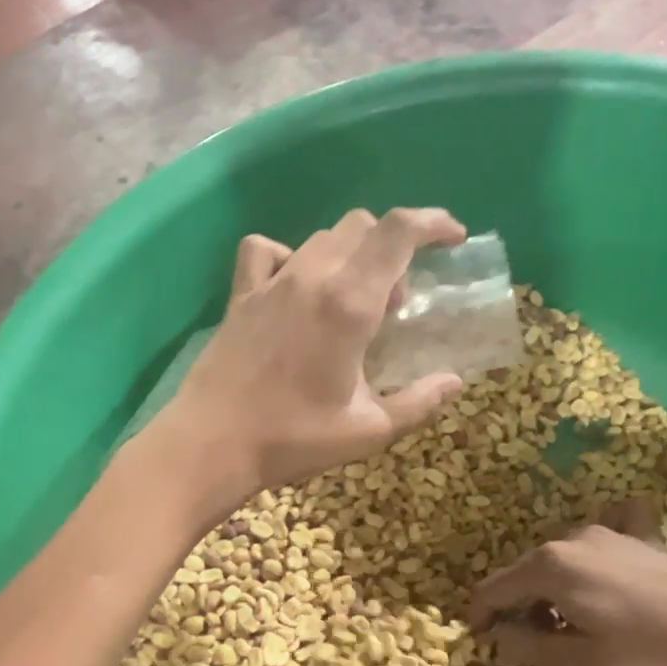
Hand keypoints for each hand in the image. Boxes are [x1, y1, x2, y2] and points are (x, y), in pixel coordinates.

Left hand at [159, 208, 469, 495]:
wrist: (212, 443)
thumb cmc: (294, 438)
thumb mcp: (368, 430)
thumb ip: (418, 402)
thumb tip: (454, 382)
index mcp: (350, 303)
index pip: (398, 232)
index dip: (433, 222)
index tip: (454, 238)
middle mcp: (312, 277)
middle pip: (363, 227)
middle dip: (393, 250)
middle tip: (395, 304)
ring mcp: (271, 282)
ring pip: (322, 237)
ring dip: (351, 255)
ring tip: (352, 303)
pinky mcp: (240, 295)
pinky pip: (266, 251)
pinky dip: (290, 256)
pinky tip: (296, 289)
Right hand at [469, 499, 666, 665]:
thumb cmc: (653, 654)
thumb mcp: (581, 662)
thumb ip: (527, 646)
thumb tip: (496, 637)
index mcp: (550, 566)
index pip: (492, 589)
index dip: (482, 620)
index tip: (486, 650)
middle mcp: (570, 539)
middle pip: (523, 575)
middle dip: (517, 612)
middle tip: (529, 656)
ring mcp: (606, 534)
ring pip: (556, 567)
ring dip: (550, 599)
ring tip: (569, 638)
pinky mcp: (634, 540)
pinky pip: (592, 556)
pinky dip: (582, 578)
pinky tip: (600, 599)